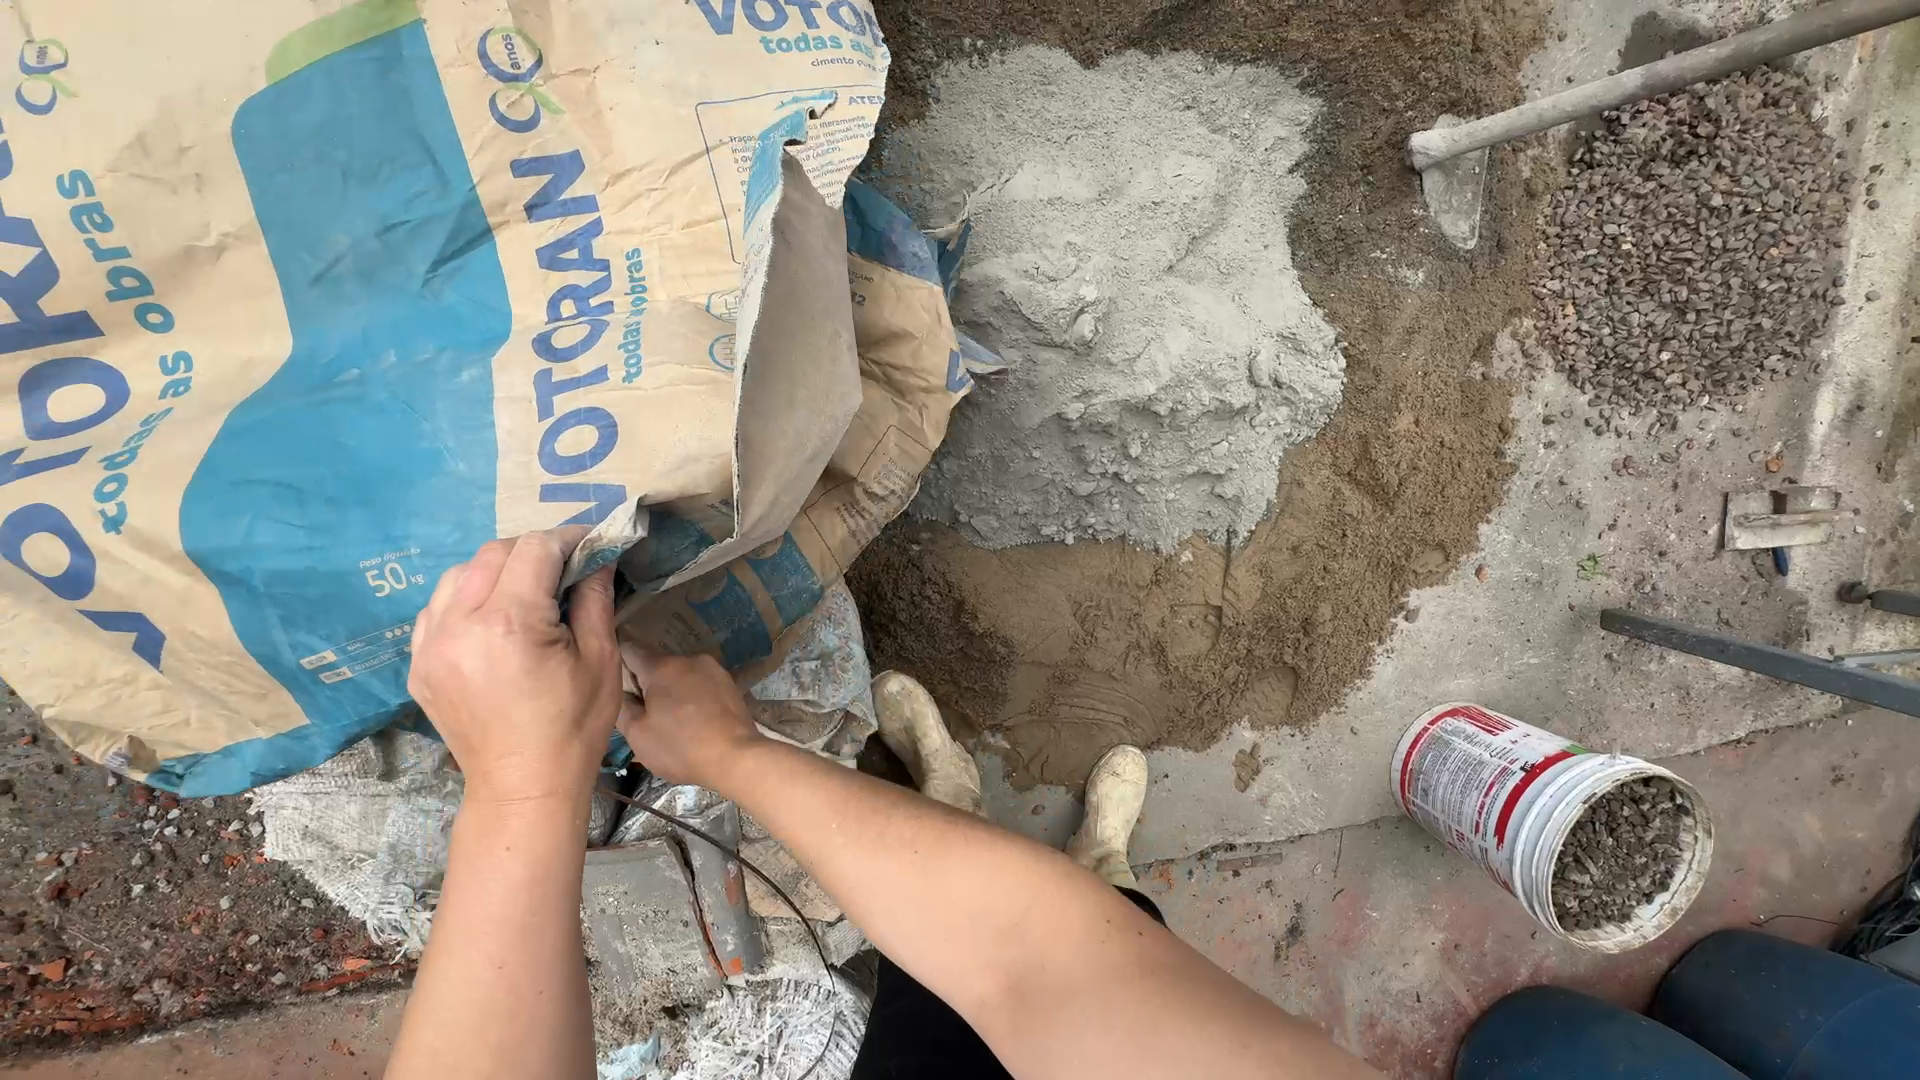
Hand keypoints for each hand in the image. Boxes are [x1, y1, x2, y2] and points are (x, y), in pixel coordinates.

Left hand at [408, 527, 620, 809]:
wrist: (524, 783)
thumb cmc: (574, 723)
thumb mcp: (600, 658)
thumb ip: (594, 599)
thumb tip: (597, 558)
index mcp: (509, 623)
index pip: (534, 549)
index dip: (568, 538)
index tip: (592, 543)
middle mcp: (459, 625)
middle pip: (492, 554)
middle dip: (533, 550)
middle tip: (566, 566)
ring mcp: (430, 646)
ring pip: (458, 575)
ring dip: (496, 570)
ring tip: (527, 590)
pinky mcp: (419, 664)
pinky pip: (437, 608)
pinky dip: (467, 598)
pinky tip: (493, 617)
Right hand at [617, 648, 768, 792]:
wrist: (735, 756)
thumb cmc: (680, 746)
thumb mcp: (638, 734)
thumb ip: (623, 707)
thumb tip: (620, 691)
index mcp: (662, 666)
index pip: (630, 649)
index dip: (619, 662)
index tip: (615, 680)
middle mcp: (690, 659)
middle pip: (658, 664)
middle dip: (647, 683)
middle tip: (643, 711)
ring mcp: (714, 669)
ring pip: (682, 674)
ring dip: (672, 689)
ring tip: (671, 718)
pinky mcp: (729, 682)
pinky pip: (701, 683)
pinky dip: (693, 695)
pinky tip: (694, 718)